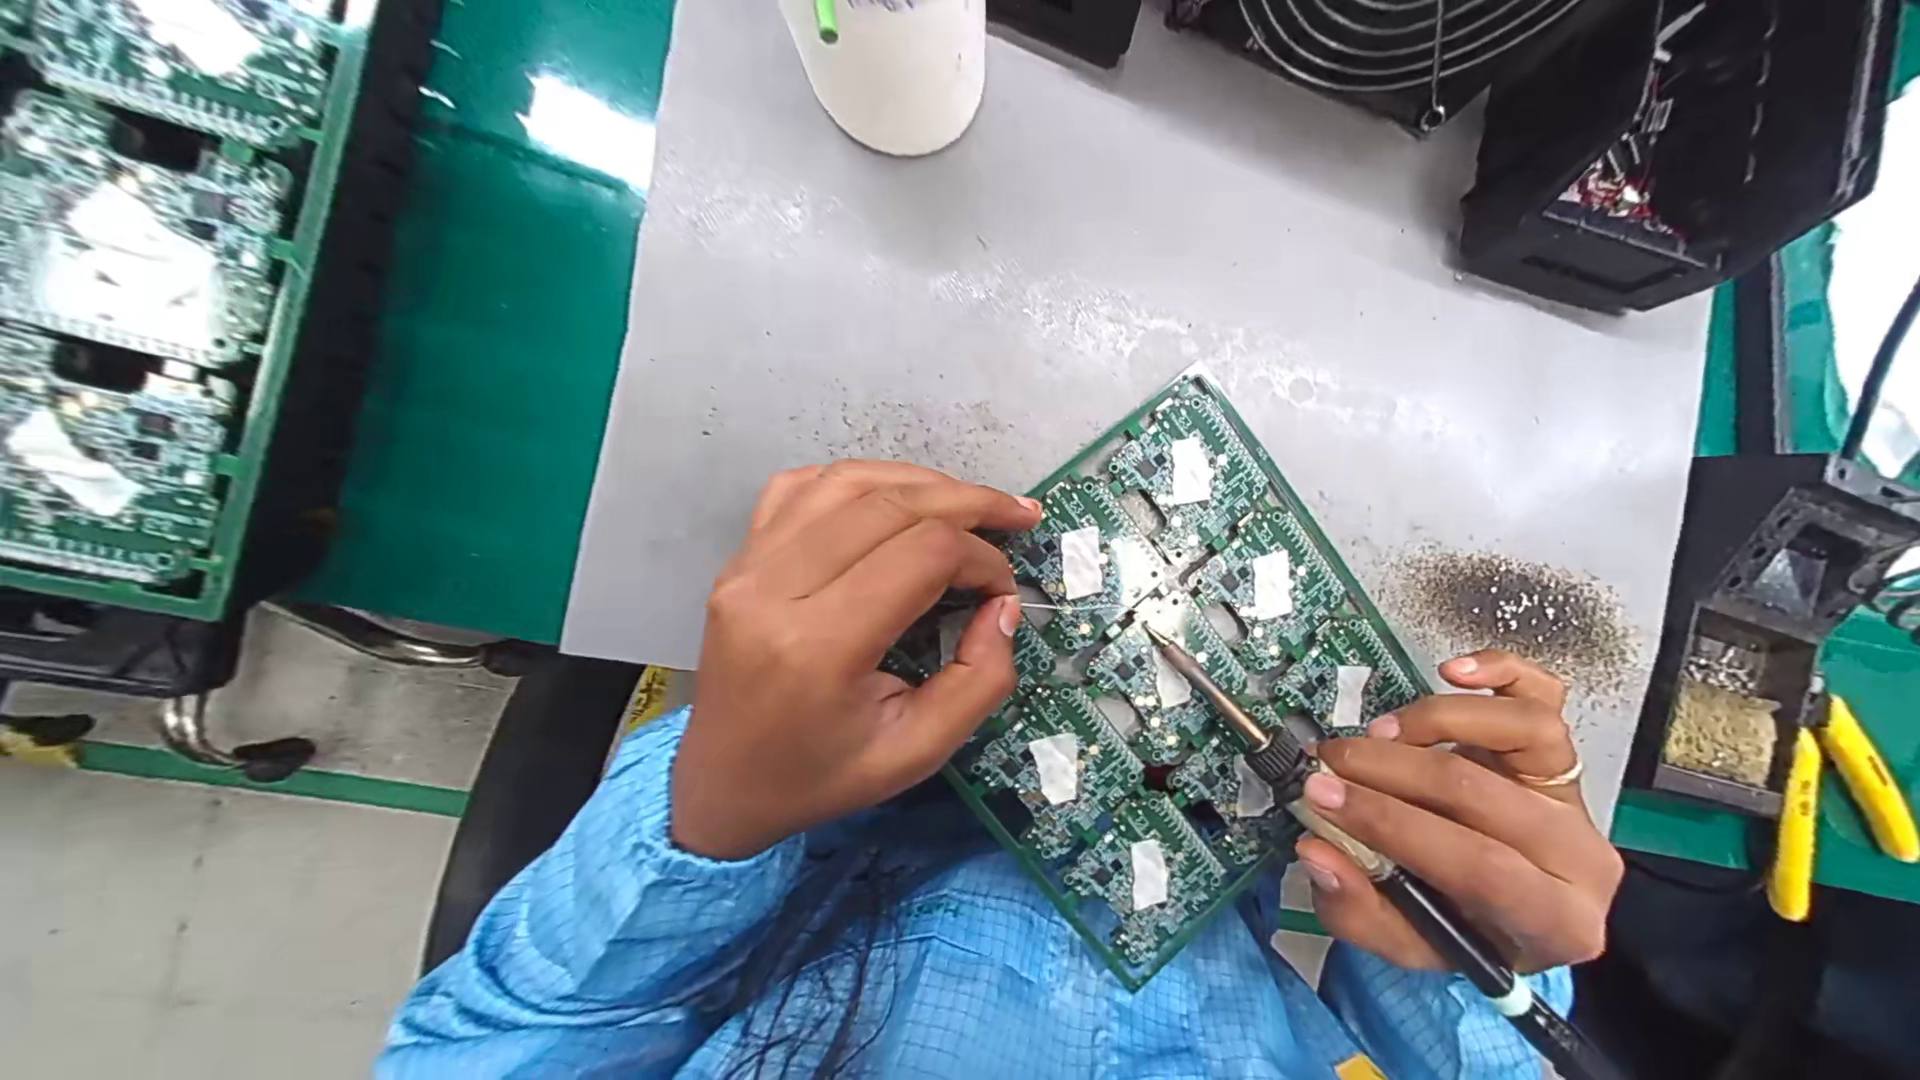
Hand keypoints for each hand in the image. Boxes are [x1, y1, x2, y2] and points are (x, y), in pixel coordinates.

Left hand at [672, 461, 1041, 859]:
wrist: (723, 783)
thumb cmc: (821, 776)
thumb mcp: (917, 752)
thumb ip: (979, 680)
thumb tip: (1003, 605)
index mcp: (819, 646)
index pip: (922, 555)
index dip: (981, 558)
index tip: (1004, 588)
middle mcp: (774, 588)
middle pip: (890, 505)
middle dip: (968, 502)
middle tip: (1015, 515)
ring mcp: (747, 565)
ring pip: (848, 482)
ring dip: (919, 482)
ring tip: (966, 501)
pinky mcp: (739, 558)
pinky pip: (801, 487)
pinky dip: (858, 481)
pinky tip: (892, 499)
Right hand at [1293, 651, 1623, 972]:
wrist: (1500, 902)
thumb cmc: (1452, 921)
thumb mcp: (1401, 939)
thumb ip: (1356, 908)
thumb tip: (1314, 849)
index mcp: (1552, 919)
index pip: (1480, 865)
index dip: (1392, 823)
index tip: (1320, 794)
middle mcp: (1579, 856)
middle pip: (1480, 792)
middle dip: (1387, 769)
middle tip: (1328, 761)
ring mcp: (1573, 797)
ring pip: (1522, 731)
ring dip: (1435, 722)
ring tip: (1377, 731)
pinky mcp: (1557, 752)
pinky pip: (1544, 694)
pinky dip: (1500, 672)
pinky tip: (1449, 670)